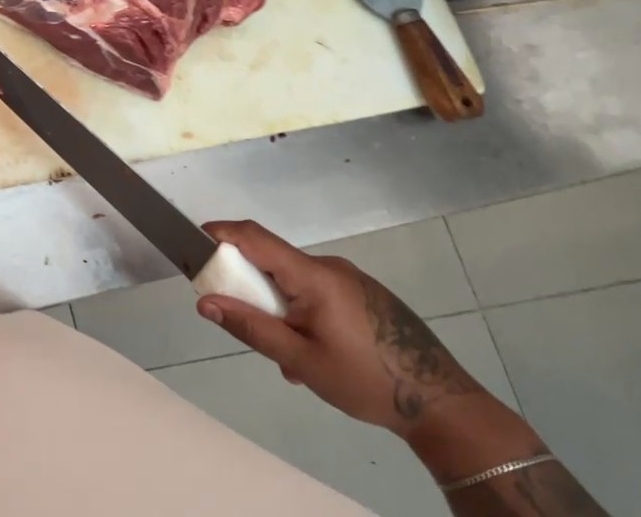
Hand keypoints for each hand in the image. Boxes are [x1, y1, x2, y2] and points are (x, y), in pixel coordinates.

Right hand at [195, 220, 490, 439]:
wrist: (446, 407)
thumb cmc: (368, 381)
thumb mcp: (300, 360)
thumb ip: (250, 328)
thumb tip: (205, 302)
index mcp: (315, 277)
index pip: (256, 237)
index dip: (221, 233)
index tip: (193, 241)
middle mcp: (333, 269)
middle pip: (273, 262)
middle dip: (251, 289)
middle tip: (248, 327)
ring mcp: (354, 282)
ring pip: (296, 283)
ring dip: (280, 309)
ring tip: (291, 358)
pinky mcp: (368, 297)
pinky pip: (319, 294)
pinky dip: (304, 314)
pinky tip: (317, 354)